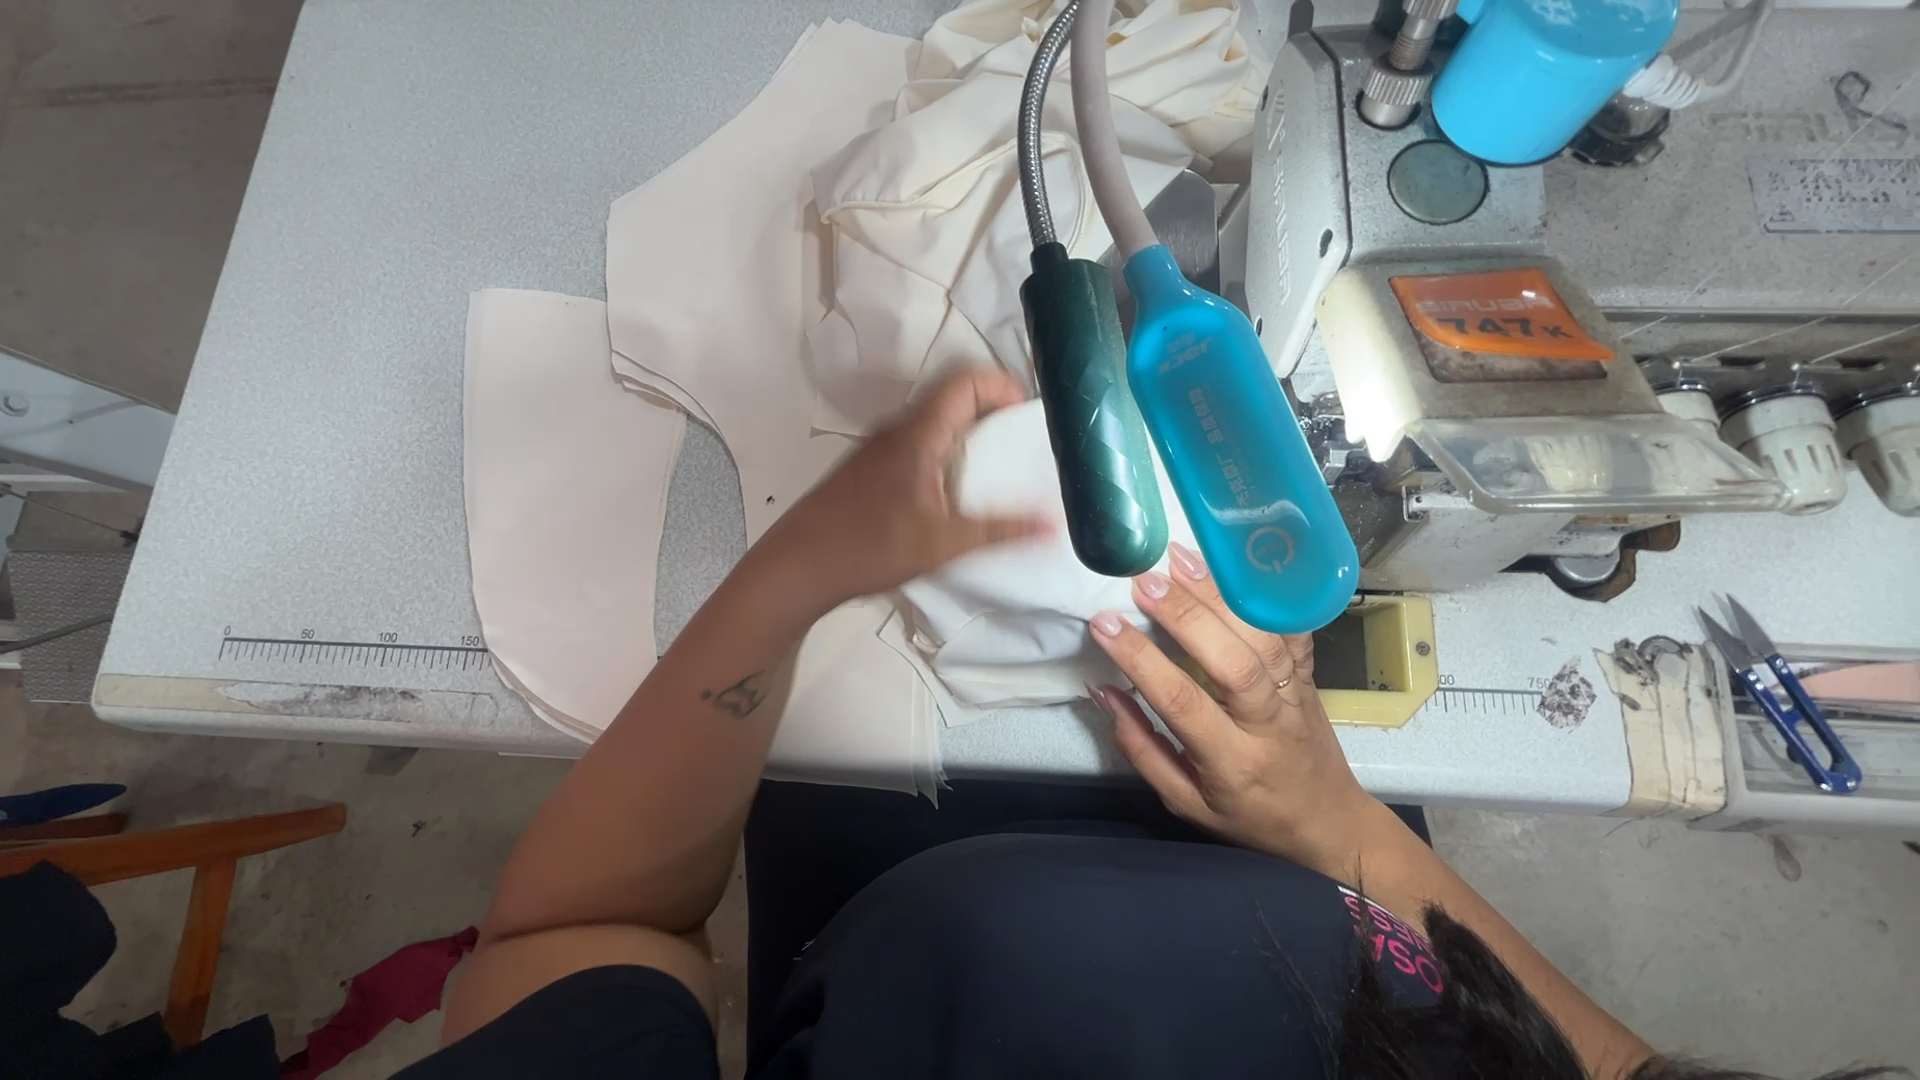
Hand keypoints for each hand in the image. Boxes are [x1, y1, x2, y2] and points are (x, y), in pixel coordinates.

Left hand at [758, 367, 1046, 608]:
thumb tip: (1054, 526)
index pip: (965, 381)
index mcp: (917, 434)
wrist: (797, 566)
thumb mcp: (943, 543)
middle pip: (951, 397)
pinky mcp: (868, 468)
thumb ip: (1001, 531)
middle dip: (992, 410)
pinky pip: (916, 443)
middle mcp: (896, 430)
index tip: (1028, 414)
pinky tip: (951, 492)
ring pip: (933, 422)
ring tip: (994, 469)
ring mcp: (877, 448)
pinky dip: (944, 451)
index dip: (1002, 385)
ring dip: (967, 433)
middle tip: (1020, 442)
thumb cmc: (870, 547)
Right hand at [1085, 542, 1395, 881]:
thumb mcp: (1186, 803)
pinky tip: (1231, 561)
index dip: (1142, 661)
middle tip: (1143, 582)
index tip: (1105, 625)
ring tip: (1178, 559)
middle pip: (1235, 662)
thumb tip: (1102, 690)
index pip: (1183, 704)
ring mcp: (1296, 694)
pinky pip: (1292, 627)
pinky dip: (1262, 591)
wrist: (1330, 821)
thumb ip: (1142, 748)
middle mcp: (1269, 724)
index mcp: (1234, 763)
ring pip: (1264, 638)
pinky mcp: (1310, 674)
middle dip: (1186, 617)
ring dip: (1219, 594)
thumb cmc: (1249, 817)